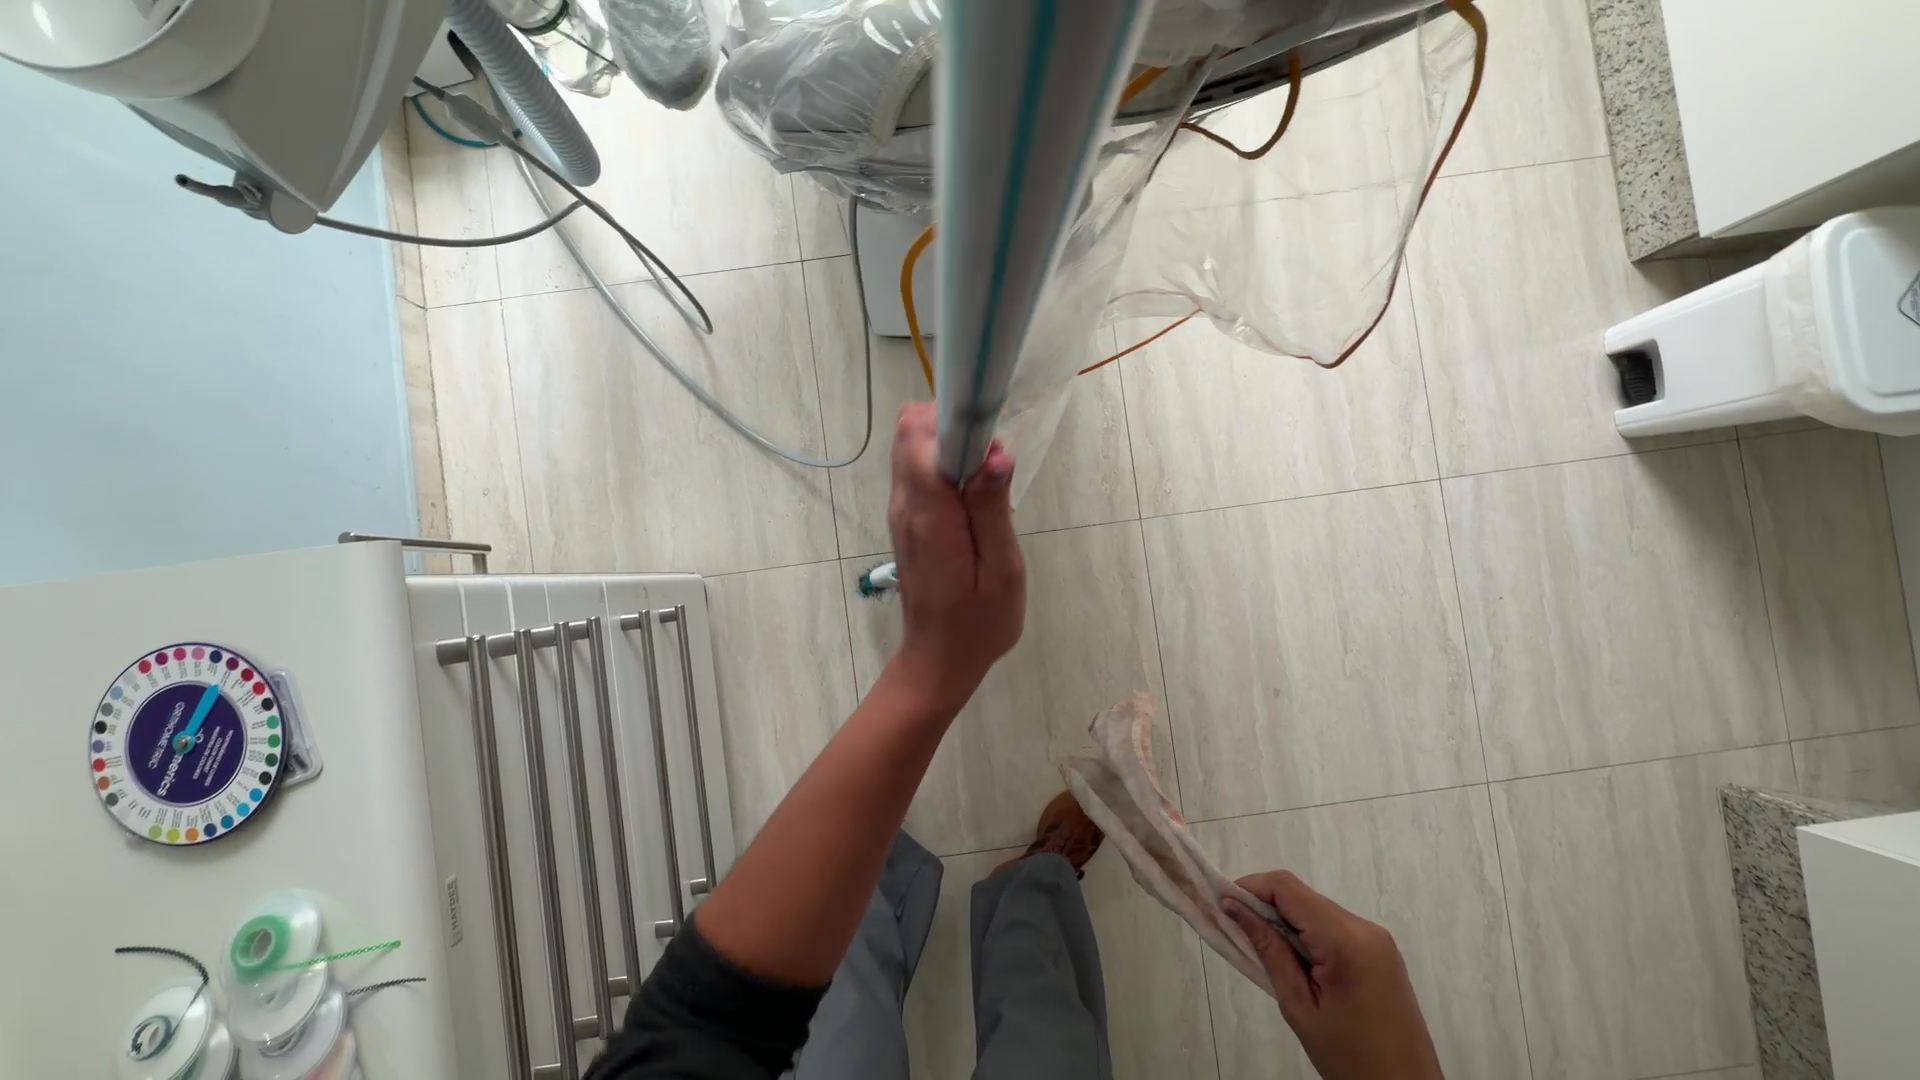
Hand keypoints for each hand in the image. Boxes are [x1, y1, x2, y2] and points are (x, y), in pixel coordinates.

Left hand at [885, 402, 1025, 709]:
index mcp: (928, 514)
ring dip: (953, 446)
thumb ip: (993, 509)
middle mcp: (905, 504)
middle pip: (911, 429)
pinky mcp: (908, 517)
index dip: (957, 421)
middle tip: (995, 468)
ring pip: (912, 445)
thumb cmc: (978, 624)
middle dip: (956, 427)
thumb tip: (994, 453)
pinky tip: (975, 499)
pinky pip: (919, 469)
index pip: (920, 434)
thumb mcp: (1001, 571)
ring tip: (990, 485)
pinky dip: (947, 466)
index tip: (993, 444)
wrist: (939, 660)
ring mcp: (902, 510)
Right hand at [1224, 871, 1443, 1079]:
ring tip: (1265, 953)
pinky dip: (1307, 934)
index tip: (1222, 904)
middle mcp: (1365, 928)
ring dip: (1285, 922)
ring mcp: (1377, 938)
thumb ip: (1268, 950)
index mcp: (1346, 940)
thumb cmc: (1349, 1060)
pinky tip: (1295, 962)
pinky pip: (1332, 926)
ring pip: (1315, 909)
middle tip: (1236, 930)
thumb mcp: (1299, 1006)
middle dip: (1264, 906)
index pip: (1287, 888)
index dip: (1250, 887)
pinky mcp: (1380, 951)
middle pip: (1301, 896)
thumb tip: (1233, 907)